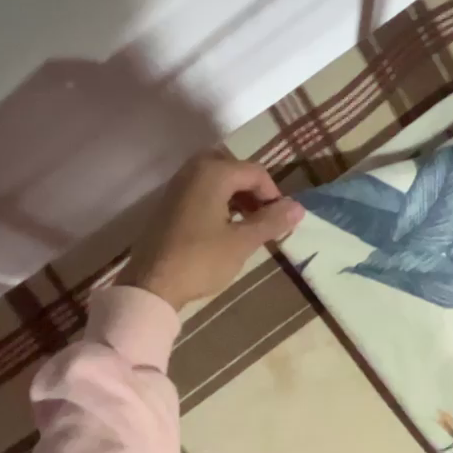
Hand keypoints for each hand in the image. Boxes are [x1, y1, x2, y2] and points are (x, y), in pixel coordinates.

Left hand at [119, 155, 304, 310]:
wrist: (153, 283)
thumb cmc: (201, 260)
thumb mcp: (241, 243)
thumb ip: (271, 222)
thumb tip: (299, 208)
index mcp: (213, 172)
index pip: (255, 172)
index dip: (274, 195)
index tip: (281, 222)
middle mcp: (194, 170)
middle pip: (234, 169)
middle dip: (253, 191)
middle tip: (264, 219)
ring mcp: (178, 185)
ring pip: (216, 179)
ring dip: (237, 197)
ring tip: (248, 227)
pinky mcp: (170, 203)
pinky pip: (202, 191)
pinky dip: (219, 202)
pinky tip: (224, 230)